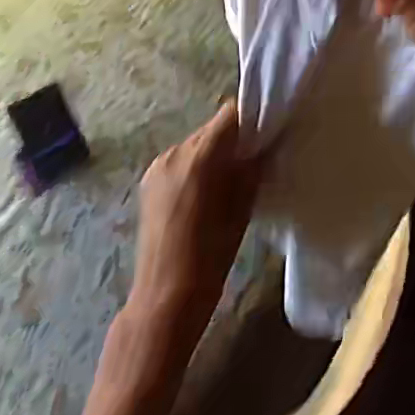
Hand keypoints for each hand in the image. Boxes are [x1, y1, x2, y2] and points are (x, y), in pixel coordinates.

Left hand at [129, 103, 262, 329]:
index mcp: (199, 156)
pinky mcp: (148, 181)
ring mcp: (157, 166)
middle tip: (252, 161)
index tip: (266, 132)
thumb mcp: (240, 213)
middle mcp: (174, 151)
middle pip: (211, 130)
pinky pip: (179, 162)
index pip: (228, 115)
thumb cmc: (209, 258)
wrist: (164, 298)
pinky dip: (195, 168)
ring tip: (228, 183)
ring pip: (194, 145)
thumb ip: (250, 172)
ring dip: (213, 156)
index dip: (250, 119)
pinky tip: (205, 196)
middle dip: (232, 140)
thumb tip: (262, 148)